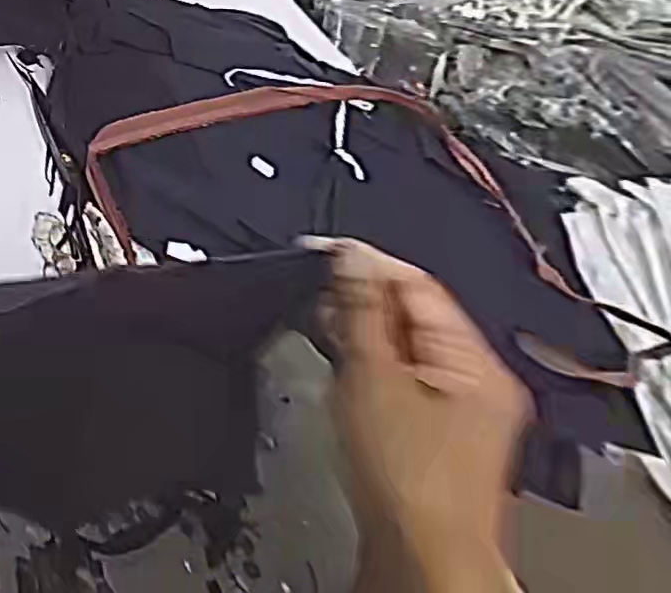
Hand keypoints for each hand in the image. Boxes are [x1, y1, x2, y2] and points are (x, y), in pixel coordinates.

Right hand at [308, 238, 529, 592]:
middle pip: (408, 309)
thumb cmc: (403, 465)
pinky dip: (360, 349)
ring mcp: (452, 395)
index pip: (417, 286)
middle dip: (356, 296)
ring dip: (355, 323)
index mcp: (473, 362)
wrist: (414, 534)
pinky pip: (392, 360)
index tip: (314, 248)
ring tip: (319, 327)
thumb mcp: (370, 371)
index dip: (365, 261)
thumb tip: (349, 257)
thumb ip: (360, 308)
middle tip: (309, 293)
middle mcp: (472, 374)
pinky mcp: (426, 410)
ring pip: (396, 334)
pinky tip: (335, 354)